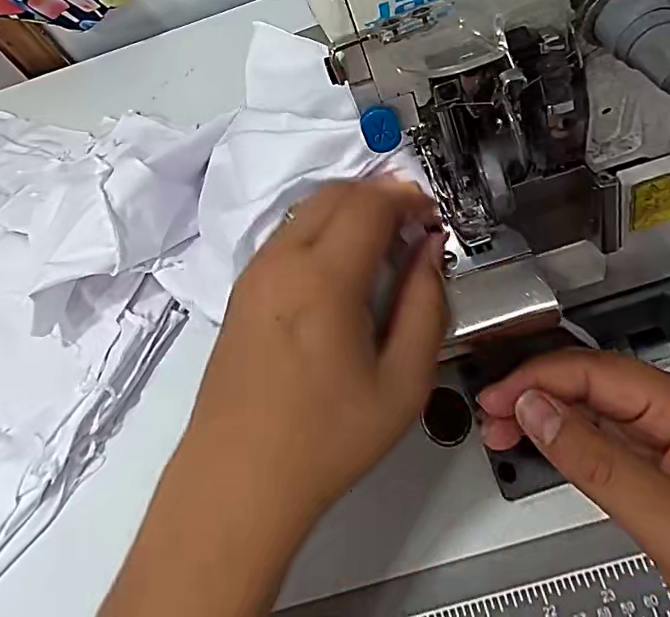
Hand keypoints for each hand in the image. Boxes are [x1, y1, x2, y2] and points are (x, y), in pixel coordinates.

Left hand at [185, 178, 448, 518]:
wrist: (239, 476)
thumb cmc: (324, 439)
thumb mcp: (403, 383)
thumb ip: (426, 305)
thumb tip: (428, 252)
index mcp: (323, 279)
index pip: (370, 203)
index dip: (407, 197)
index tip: (430, 215)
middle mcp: (282, 261)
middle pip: (337, 192)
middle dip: (380, 196)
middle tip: (412, 226)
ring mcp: (256, 271)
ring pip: (308, 208)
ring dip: (349, 209)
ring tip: (382, 247)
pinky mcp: (243, 286)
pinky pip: (288, 233)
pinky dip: (321, 228)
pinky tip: (342, 268)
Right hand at [479, 350, 669, 616]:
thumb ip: (600, 462)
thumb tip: (536, 409)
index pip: (594, 371)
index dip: (538, 378)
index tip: (497, 396)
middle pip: (589, 383)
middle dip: (535, 392)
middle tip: (492, 412)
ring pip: (592, 409)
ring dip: (545, 415)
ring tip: (505, 427)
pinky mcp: (667, 472)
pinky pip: (603, 440)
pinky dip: (566, 441)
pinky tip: (544, 445)